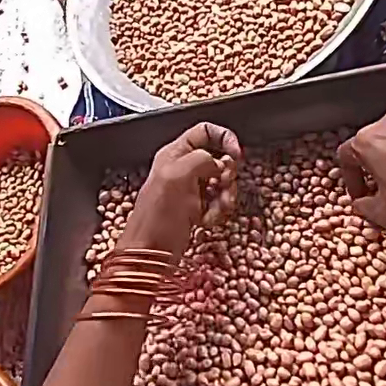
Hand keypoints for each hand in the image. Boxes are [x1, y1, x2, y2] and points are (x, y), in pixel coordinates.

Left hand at [119, 122, 242, 255]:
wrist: (149, 254)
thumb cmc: (156, 217)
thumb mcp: (177, 177)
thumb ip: (201, 159)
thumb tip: (220, 162)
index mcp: (175, 153)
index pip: (205, 131)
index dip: (224, 138)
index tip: (236, 155)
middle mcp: (184, 168)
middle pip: (220, 159)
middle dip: (228, 175)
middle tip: (222, 186)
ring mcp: (191, 190)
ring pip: (223, 183)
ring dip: (225, 197)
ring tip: (215, 210)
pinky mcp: (196, 210)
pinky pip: (218, 203)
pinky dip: (218, 212)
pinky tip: (207, 221)